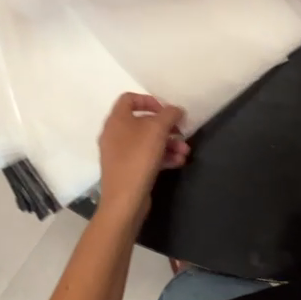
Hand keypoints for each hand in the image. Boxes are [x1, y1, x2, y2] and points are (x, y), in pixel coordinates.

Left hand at [96, 93, 189, 221]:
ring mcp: (119, 153)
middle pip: (142, 122)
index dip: (149, 100)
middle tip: (182, 132)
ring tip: (185, 152)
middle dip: (166, 127)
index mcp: (116, 119)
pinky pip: (145, 157)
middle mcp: (114, 134)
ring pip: (147, 142)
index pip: (129, 99)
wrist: (124, 200)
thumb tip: (176, 110)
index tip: (166, 110)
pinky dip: (162, 157)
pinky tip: (179, 162)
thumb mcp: (157, 130)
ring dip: (168, 144)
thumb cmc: (138, 158)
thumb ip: (169, 115)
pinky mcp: (126, 170)